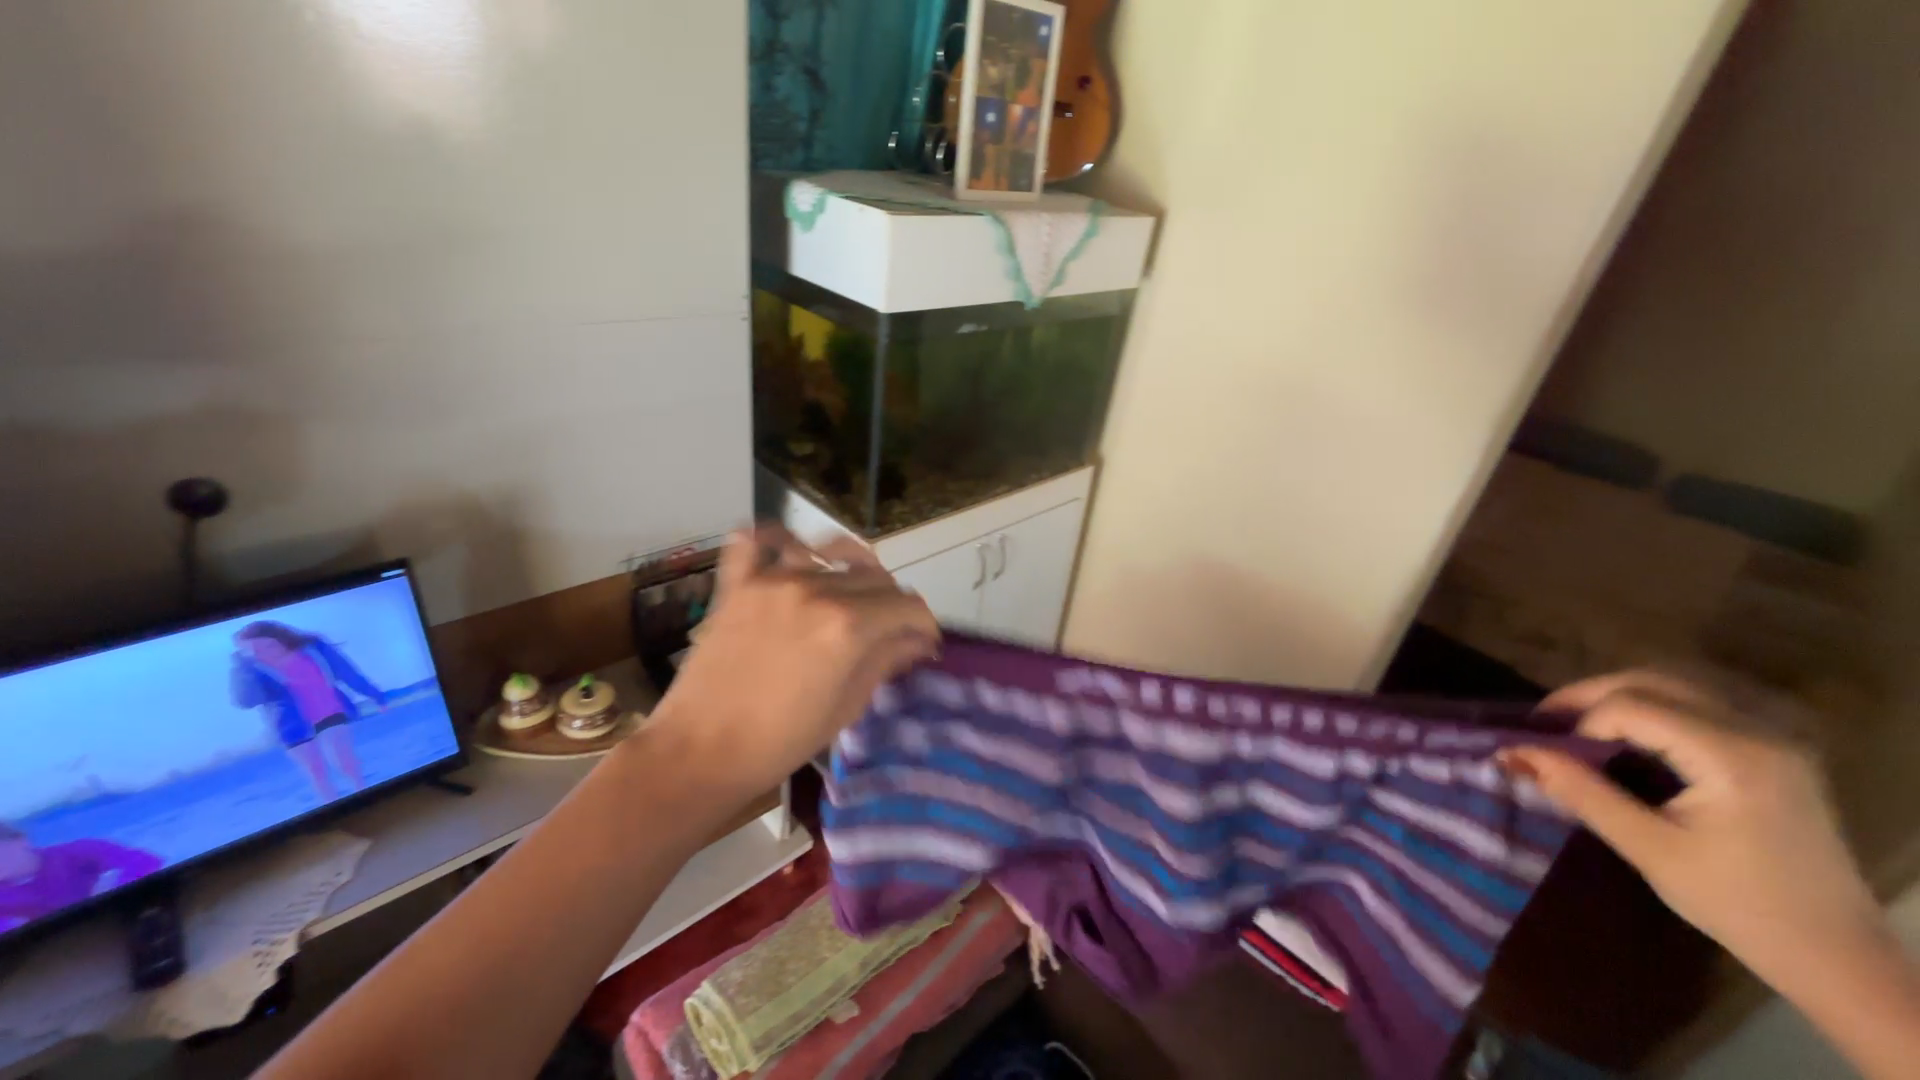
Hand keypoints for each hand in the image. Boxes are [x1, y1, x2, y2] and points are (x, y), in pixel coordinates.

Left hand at [650, 526, 939, 793]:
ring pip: (830, 555)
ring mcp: (772, 581)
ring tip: (849, 592)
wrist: (701, 751)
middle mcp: (816, 590)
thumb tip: (917, 641)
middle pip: (875, 577)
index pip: (908, 605)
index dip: (923, 624)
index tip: (922, 641)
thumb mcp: (847, 706)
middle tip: (888, 630)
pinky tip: (788, 552)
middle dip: (892, 603)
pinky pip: (756, 542)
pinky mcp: (737, 584)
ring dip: (849, 570)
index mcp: (849, 625)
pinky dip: (775, 540)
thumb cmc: (782, 741)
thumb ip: (885, 661)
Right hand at [1500, 672, 1881, 985]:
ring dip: (1618, 698)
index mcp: (1733, 756)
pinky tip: (1625, 738)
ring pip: (1676, 686)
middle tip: (1543, 722)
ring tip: (1575, 726)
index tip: (1545, 753)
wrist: (1832, 950)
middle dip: (1590, 696)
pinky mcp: (1773, 749)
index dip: (1579, 722)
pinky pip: (1699, 706)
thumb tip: (1514, 754)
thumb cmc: (1736, 905)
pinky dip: (1651, 710)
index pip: (1632, 706)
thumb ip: (1582, 793)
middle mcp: (1758, 731)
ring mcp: (1772, 737)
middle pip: (1654, 680)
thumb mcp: (1649, 849)